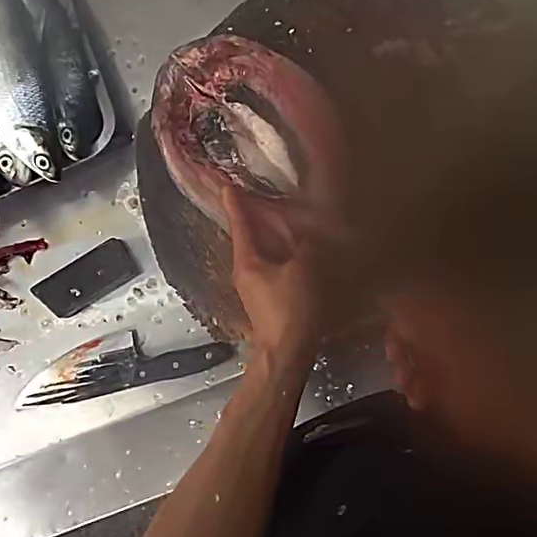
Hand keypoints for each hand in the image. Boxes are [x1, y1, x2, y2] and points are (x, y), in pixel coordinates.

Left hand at [224, 188, 318, 369]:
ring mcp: (254, 287)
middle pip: (248, 238)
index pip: (240, 225)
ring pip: (260, 254)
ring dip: (269, 238)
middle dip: (254, 219)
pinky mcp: (266, 299)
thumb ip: (306, 246)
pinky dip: (279, 255)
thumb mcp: (304, 269)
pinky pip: (271, 268)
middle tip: (260, 199)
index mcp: (247, 260)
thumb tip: (308, 236)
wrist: (286, 350)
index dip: (236, 204)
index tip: (228, 187)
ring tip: (281, 222)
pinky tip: (294, 252)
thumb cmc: (291, 308)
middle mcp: (245, 271)